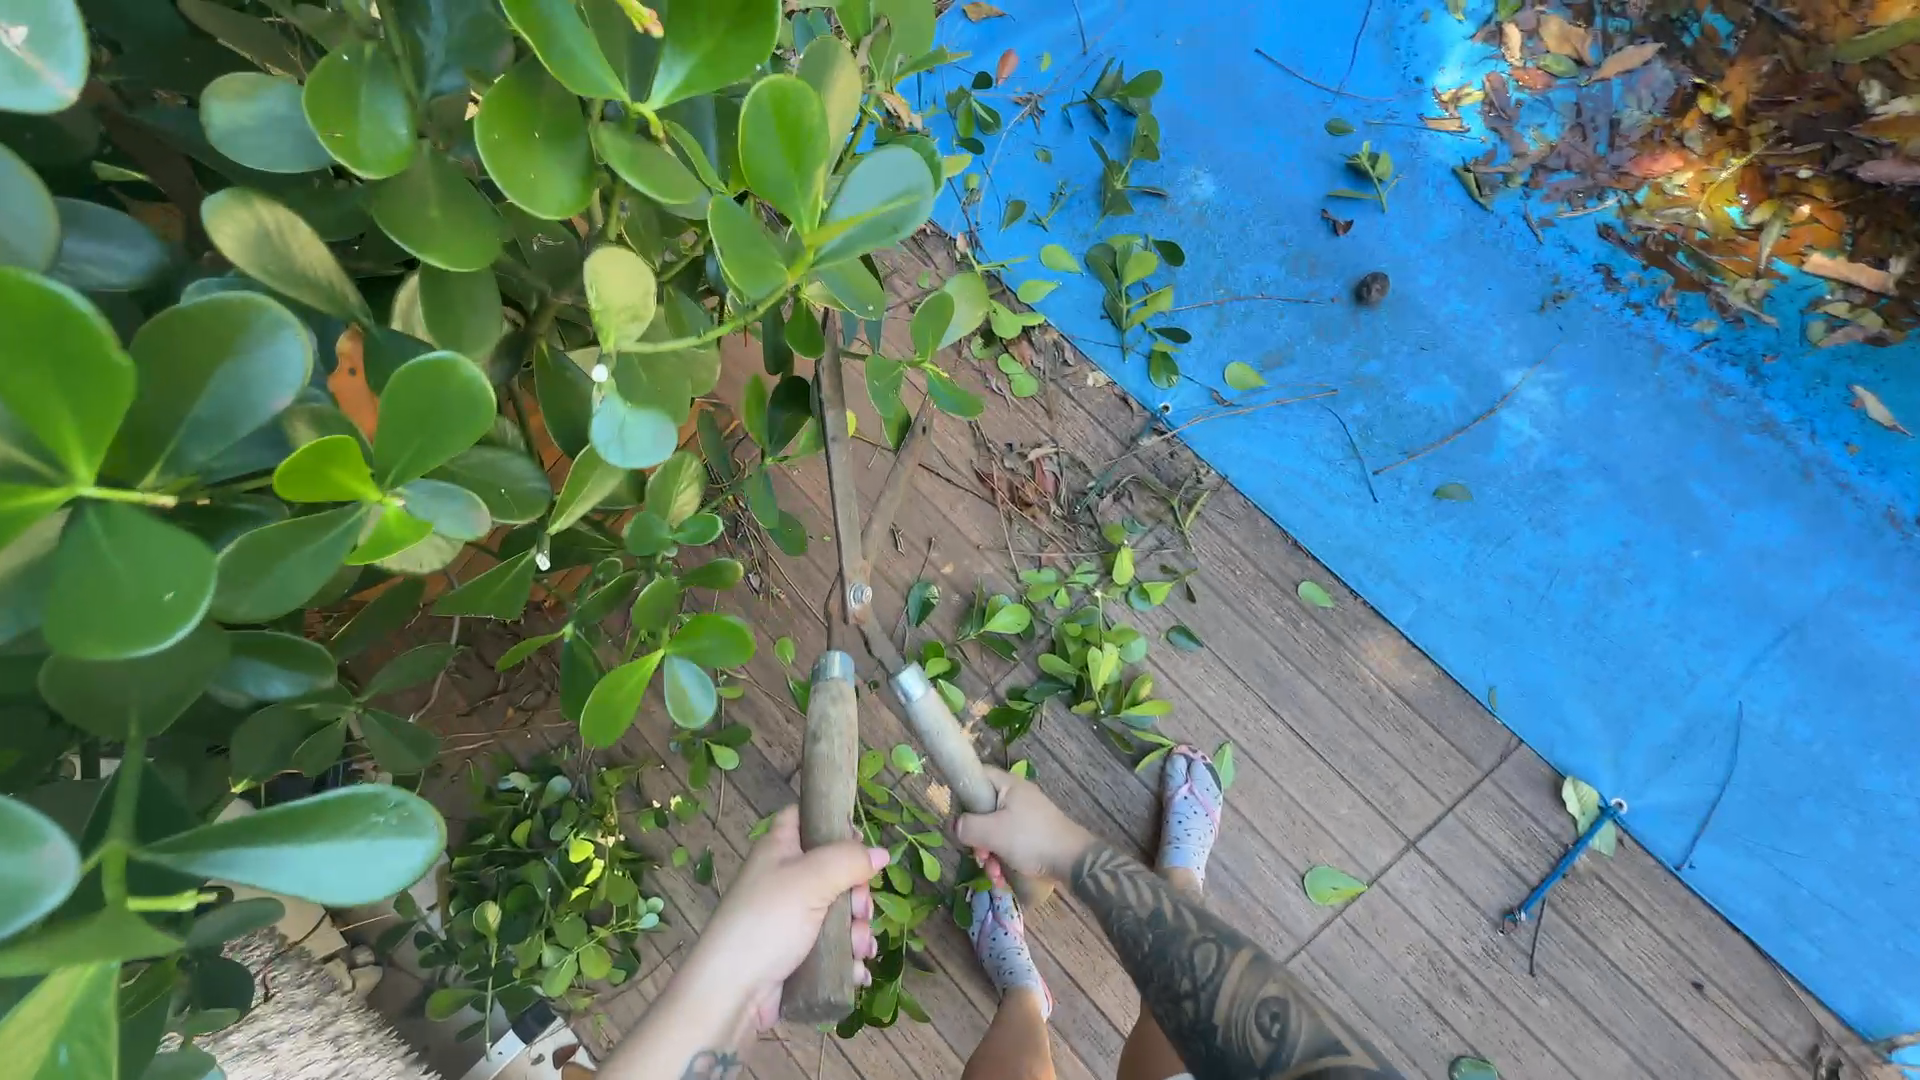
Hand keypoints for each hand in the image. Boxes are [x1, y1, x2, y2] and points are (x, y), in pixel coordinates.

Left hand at [677, 805, 887, 1031]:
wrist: (732, 992)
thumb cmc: (768, 920)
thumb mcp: (812, 878)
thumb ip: (850, 859)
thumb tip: (881, 854)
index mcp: (780, 848)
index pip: (803, 816)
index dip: (830, 820)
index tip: (857, 839)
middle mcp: (786, 878)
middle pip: (835, 868)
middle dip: (858, 891)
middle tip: (861, 908)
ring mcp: (792, 917)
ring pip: (840, 910)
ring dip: (858, 929)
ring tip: (861, 948)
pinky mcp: (798, 952)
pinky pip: (834, 945)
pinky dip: (849, 955)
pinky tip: (857, 968)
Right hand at [955, 766, 1095, 881]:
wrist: (1073, 861)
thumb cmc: (1031, 839)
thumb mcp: (993, 832)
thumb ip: (968, 826)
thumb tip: (956, 826)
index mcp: (1008, 785)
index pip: (978, 776)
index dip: (963, 793)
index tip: (959, 819)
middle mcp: (1016, 797)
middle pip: (983, 810)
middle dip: (977, 837)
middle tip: (980, 855)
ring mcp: (1026, 816)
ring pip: (994, 830)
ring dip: (989, 853)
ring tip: (994, 873)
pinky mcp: (1032, 835)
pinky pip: (1008, 843)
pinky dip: (1002, 859)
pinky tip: (1002, 878)